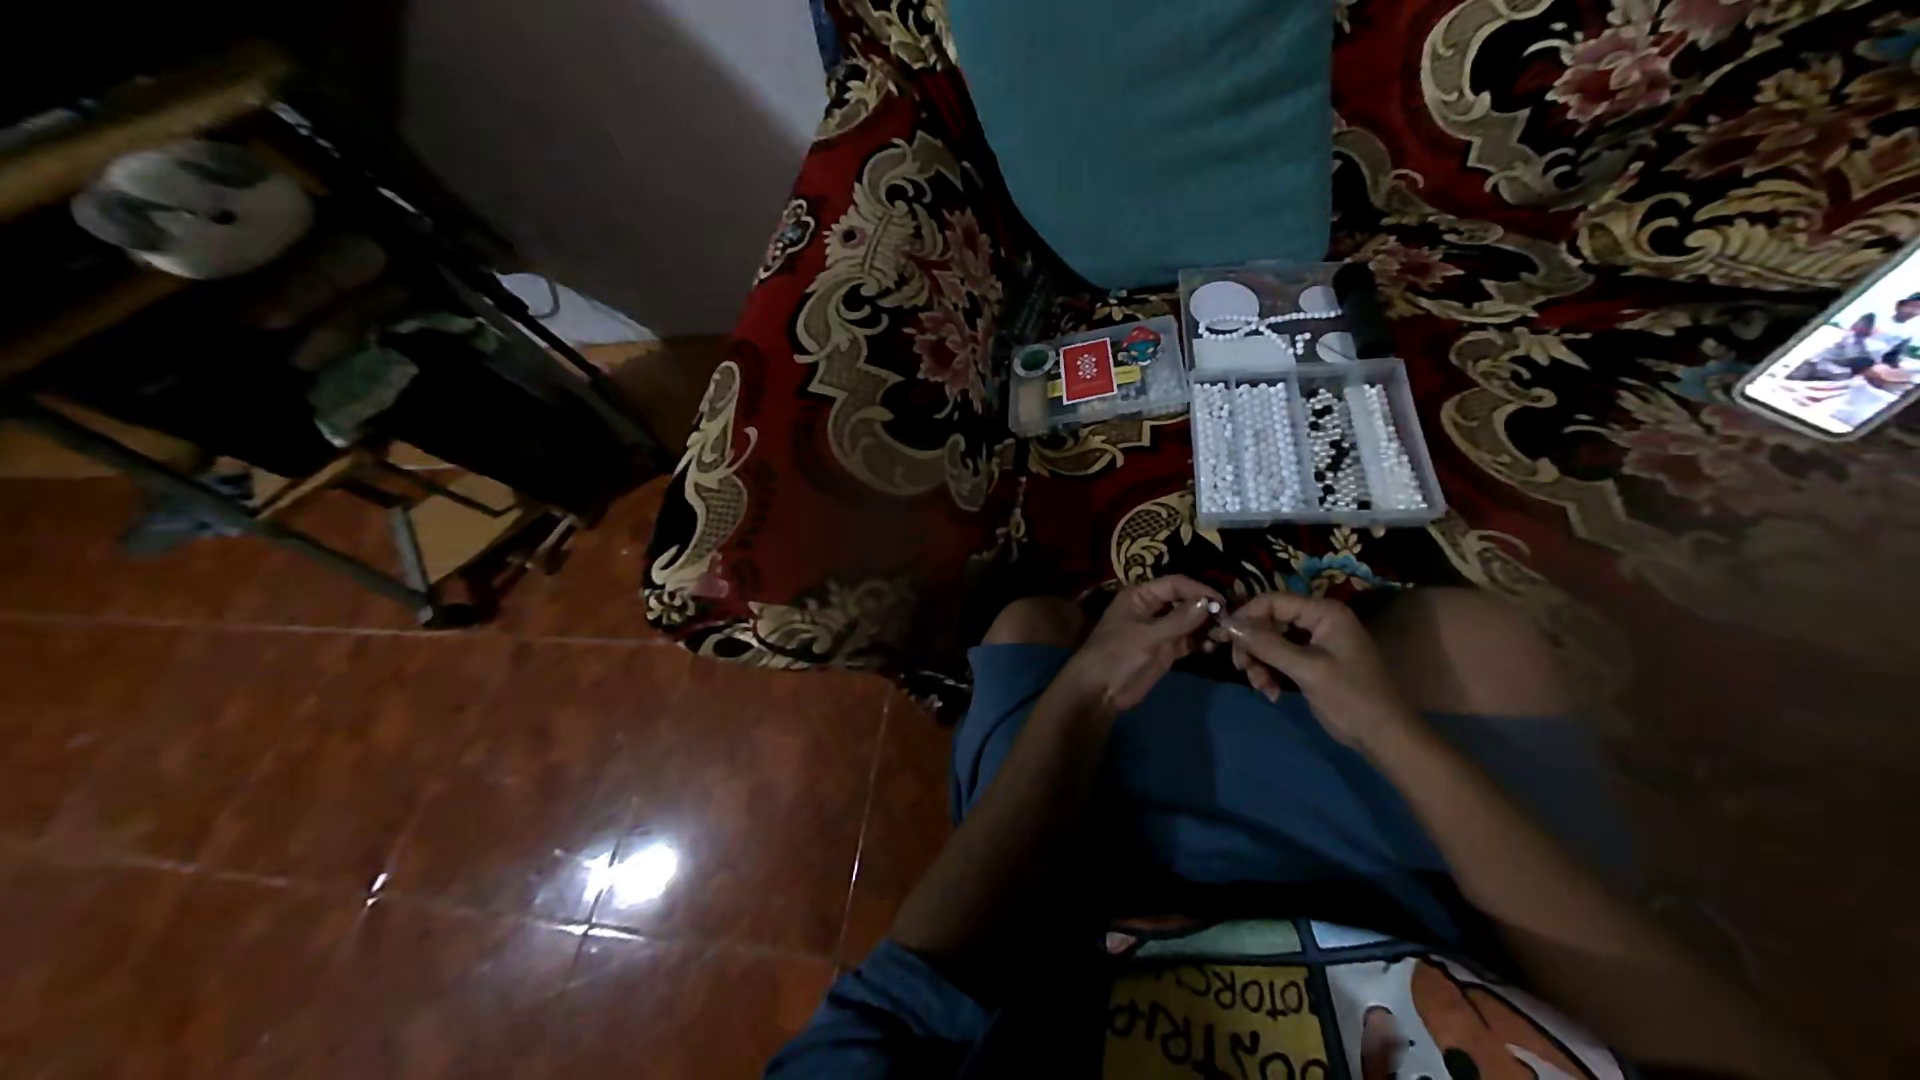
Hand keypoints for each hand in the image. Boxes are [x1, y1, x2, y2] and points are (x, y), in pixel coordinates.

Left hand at [1059, 576, 1222, 712]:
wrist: (1099, 690)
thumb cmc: (1116, 655)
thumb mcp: (1147, 636)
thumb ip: (1178, 620)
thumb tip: (1207, 603)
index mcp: (1140, 595)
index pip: (1174, 584)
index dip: (1198, 590)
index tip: (1221, 602)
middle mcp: (1152, 607)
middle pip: (1185, 600)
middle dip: (1205, 608)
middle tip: (1228, 619)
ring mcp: (1160, 629)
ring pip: (1190, 620)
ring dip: (1206, 626)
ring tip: (1223, 635)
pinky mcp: (1166, 649)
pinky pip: (1189, 639)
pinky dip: (1201, 641)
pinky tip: (1212, 647)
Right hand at [1216, 591, 1418, 750]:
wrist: (1382, 736)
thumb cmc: (1351, 697)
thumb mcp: (1306, 669)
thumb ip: (1266, 644)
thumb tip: (1227, 625)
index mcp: (1324, 612)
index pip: (1272, 601)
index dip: (1245, 617)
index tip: (1224, 639)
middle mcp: (1318, 619)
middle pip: (1267, 620)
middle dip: (1252, 645)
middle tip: (1242, 668)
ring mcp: (1314, 640)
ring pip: (1268, 640)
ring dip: (1258, 663)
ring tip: (1261, 686)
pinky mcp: (1309, 660)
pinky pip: (1277, 656)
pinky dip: (1268, 672)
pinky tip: (1271, 692)